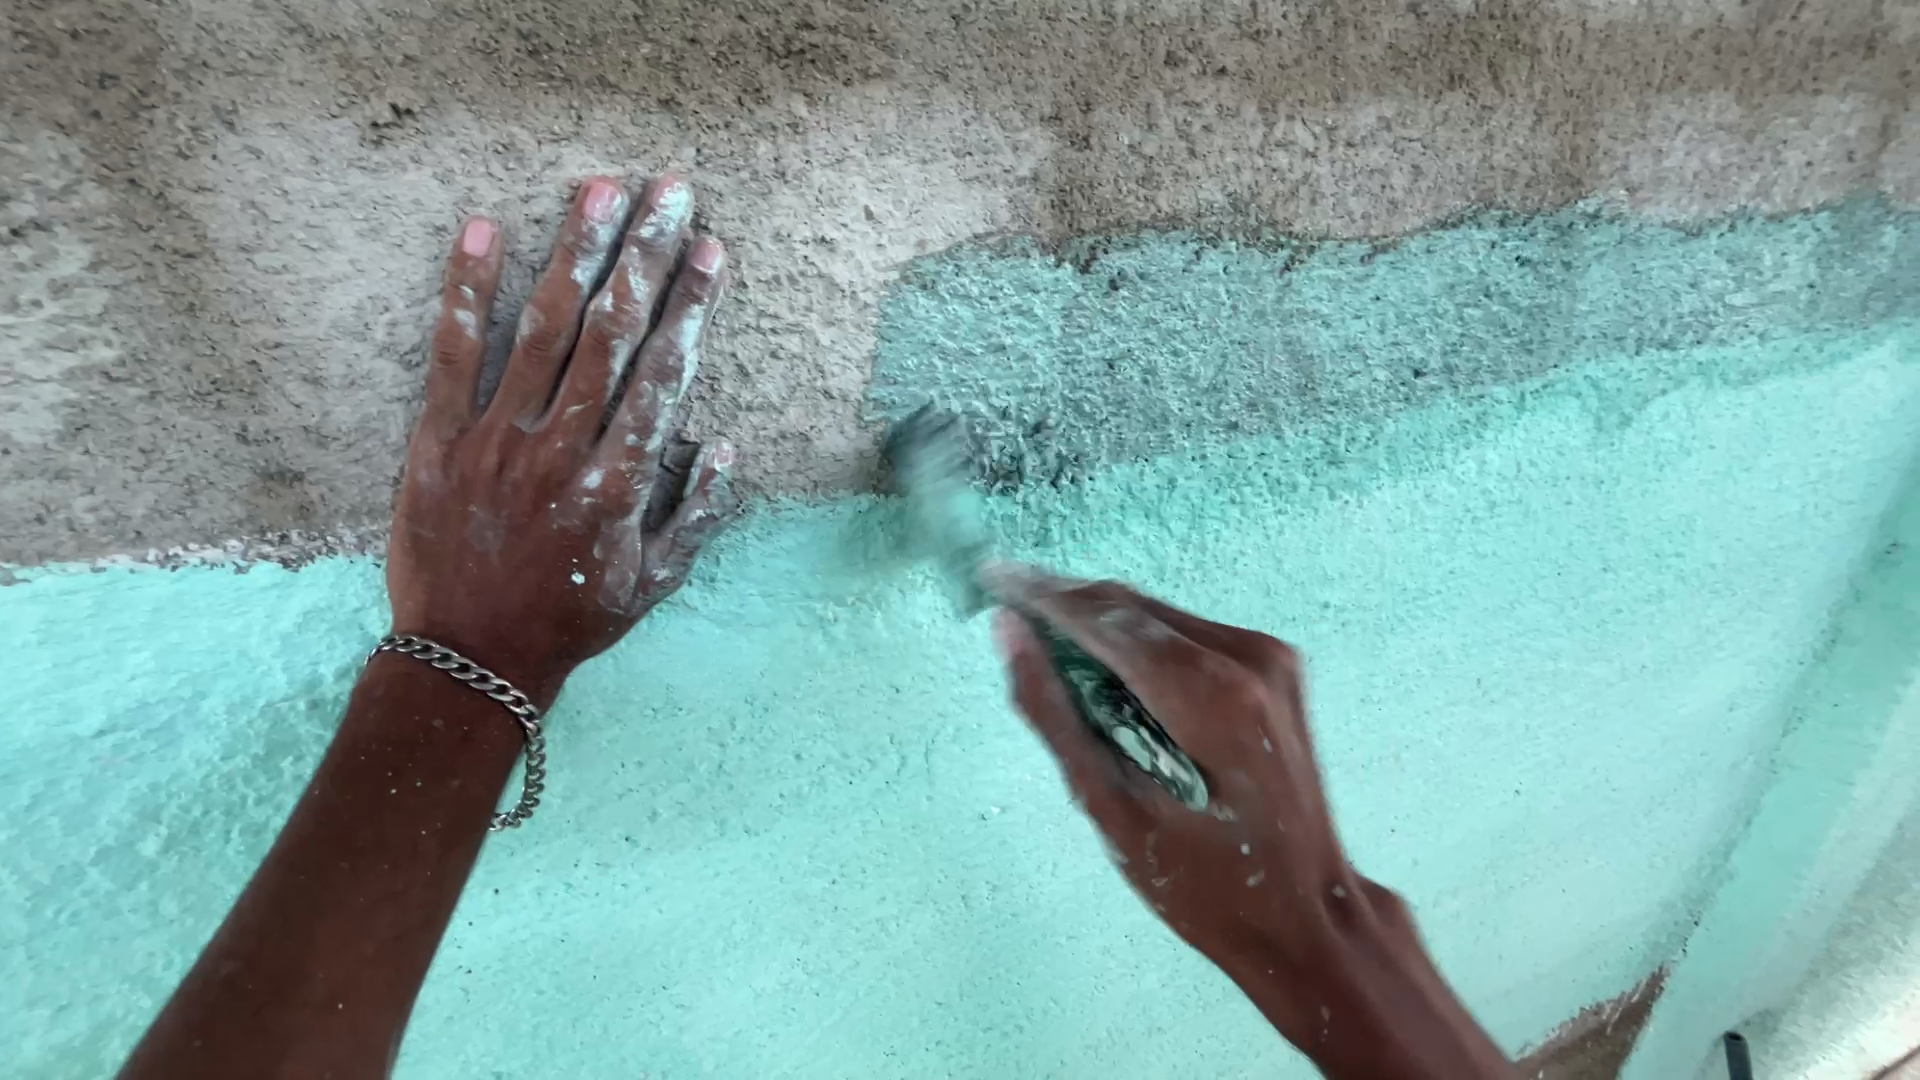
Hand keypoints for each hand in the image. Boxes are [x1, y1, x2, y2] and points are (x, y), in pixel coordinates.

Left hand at [388, 175, 735, 703]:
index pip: (665, 377)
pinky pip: (450, 355)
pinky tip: (479, 232)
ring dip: (573, 254)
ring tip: (598, 191)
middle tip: (668, 193)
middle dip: (645, 257)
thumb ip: (699, 516)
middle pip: (613, 335)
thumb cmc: (576, 617)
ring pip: (543, 330)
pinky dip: (464, 292)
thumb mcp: (658, 582)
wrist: (472, 656)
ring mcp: (496, 440)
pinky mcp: (437, 442)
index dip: (691, 307)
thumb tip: (728, 448)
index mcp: (622, 483)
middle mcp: (564, 449)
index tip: (709, 251)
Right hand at [986, 565, 1512, 1078]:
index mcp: (1210, 694)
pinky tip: (1097, 655)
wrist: (1309, 913)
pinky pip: (1181, 631)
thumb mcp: (1109, 806)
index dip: (1044, 594)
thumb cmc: (1203, 882)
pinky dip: (1132, 637)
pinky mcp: (1273, 662)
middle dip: (1064, 600)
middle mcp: (1246, 655)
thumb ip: (1053, 712)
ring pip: (1155, 614)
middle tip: (1005, 596)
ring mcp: (1268, 654)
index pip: (1107, 620)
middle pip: (1132, 608)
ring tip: (1040, 626)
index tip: (994, 576)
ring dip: (1095, 618)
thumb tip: (1010, 631)